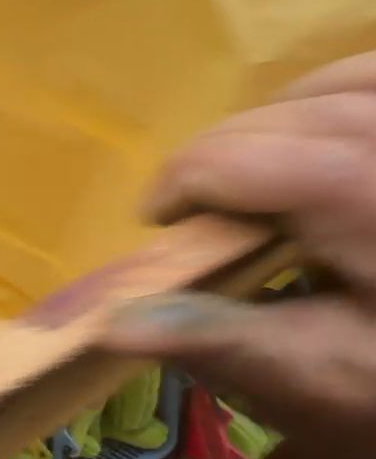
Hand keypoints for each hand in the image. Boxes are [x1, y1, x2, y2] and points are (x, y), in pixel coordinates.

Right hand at [102, 53, 375, 458]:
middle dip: (222, 156)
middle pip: (281, 117)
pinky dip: (347, 93)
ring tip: (268, 174)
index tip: (166, 227)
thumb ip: (221, 341)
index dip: (178, 186)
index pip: (234, 158)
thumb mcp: (316, 377)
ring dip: (282, 118)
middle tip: (210, 212)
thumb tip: (109, 324)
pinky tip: (331, 136)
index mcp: (370, 204)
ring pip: (343, 81)